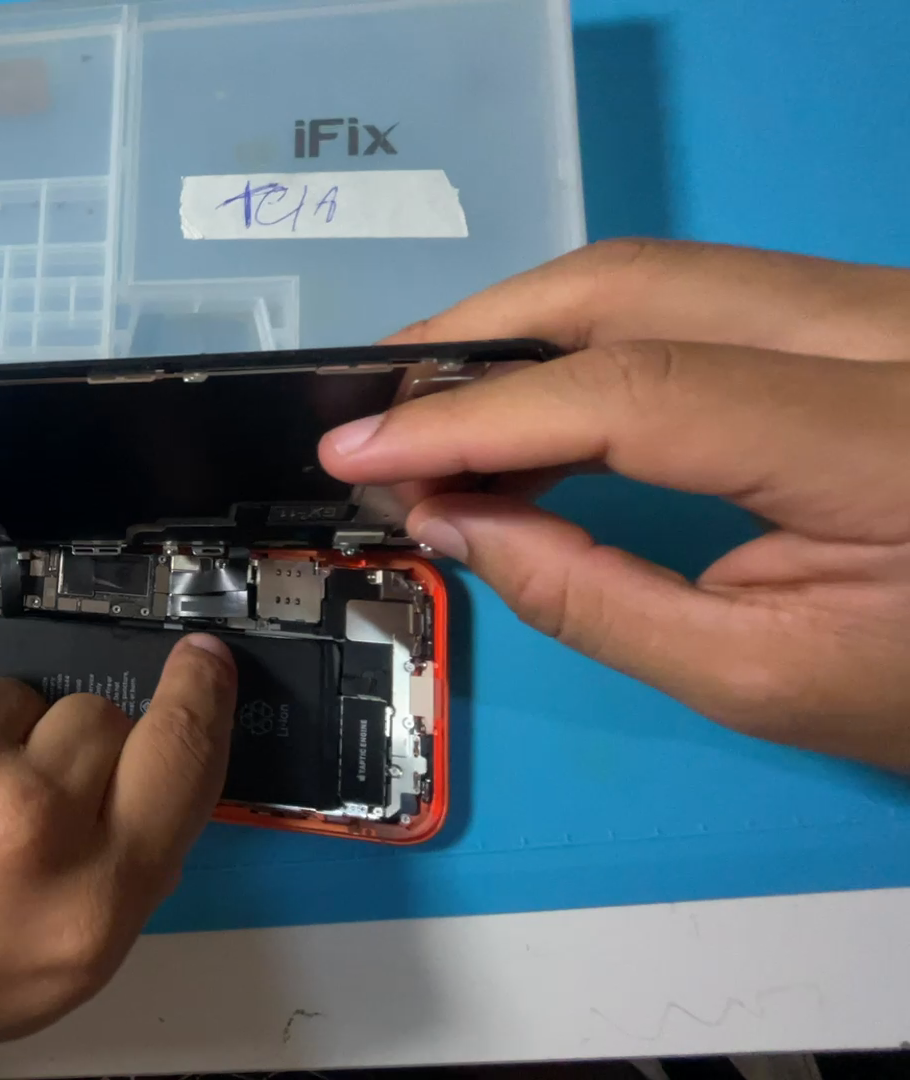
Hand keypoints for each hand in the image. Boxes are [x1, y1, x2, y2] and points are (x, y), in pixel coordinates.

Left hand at [0, 635, 237, 1074]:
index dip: (197, 704)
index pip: (179, 766)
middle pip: (95, 716)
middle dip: (54, 748)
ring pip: (14, 690)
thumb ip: (104, 874)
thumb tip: (139, 768)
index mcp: (80, 908)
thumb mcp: (26, 968)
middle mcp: (26, 816)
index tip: (202, 658)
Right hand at [319, 239, 909, 768]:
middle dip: (462, 340)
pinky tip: (508, 420)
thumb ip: (577, 595)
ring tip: (421, 421)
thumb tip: (441, 517)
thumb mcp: (751, 675)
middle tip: (369, 407)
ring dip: (499, 343)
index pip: (629, 392)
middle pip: (619, 285)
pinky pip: (666, 303)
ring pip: (635, 278)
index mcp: (892, 440)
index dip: (466, 419)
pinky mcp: (851, 312)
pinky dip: (555, 354)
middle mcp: (899, 328)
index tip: (351, 452)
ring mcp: (880, 303)